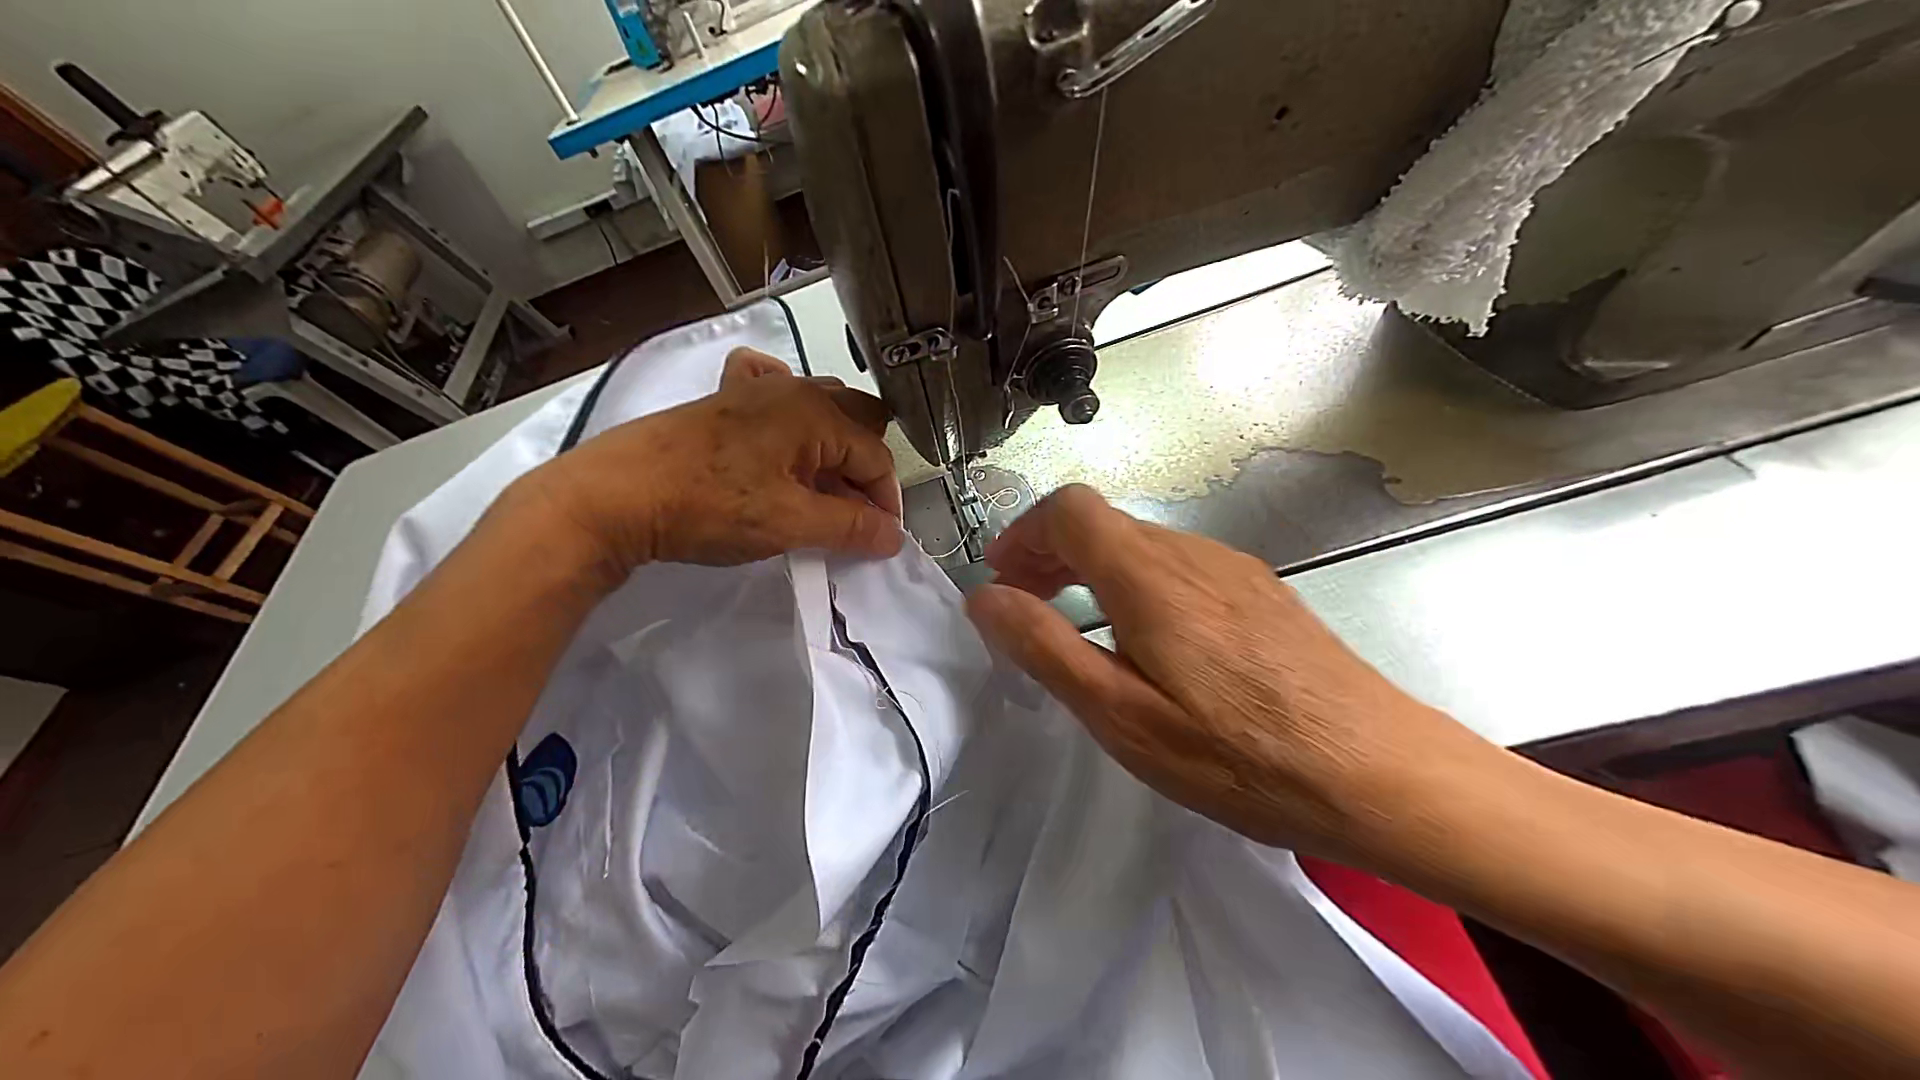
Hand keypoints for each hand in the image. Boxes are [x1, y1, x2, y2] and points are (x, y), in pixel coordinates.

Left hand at [502, 348, 903, 581]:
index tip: (880, 539)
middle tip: (855, 510)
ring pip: (820, 405)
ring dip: (834, 445)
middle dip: (867, 466)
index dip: (886, 501)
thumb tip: (893, 535)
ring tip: (821, 488)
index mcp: (815, 413)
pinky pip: (772, 388)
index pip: (876, 457)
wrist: (615, 495)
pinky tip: (780, 434)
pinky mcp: (722, 399)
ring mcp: (754, 388)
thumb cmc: (709, 507)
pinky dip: (789, 410)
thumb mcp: (790, 523)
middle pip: (858, 419)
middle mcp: (792, 389)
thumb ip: (850, 527)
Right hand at [965, 485, 1500, 862]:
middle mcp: (1192, 553)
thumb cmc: (1238, 754)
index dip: (1023, 533)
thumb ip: (1044, 647)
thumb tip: (985, 597)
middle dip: (1049, 552)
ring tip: (1076, 623)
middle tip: (1024, 603)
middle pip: (1102, 523)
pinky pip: (1177, 567)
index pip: (1069, 510)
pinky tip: (1145, 639)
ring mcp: (1233, 569)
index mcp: (1149, 575)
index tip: (1001, 576)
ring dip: (1091, 569)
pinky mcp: (1260, 593)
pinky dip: (1134, 583)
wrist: (1380, 773)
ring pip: (1140, 544)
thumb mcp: (1121, 714)